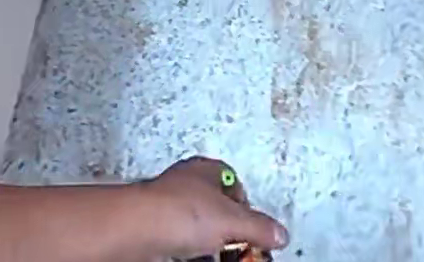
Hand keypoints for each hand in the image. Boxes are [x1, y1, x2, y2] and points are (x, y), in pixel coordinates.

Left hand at [132, 158, 289, 258]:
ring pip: (203, 226)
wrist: (144, 228)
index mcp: (205, 170)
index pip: (233, 181)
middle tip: (243, 250)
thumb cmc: (182, 212)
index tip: (256, 229)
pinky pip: (187, 241)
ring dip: (216, 245)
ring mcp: (174, 204)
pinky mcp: (163, 225)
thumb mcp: (232, 220)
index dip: (247, 205)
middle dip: (233, 231)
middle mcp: (188, 182)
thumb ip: (259, 226)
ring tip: (225, 257)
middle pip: (219, 206)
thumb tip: (280, 232)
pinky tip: (200, 258)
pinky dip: (198, 252)